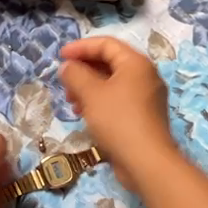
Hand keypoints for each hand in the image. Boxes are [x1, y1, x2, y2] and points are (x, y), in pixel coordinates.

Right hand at [59, 37, 177, 192]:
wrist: (147, 163)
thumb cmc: (118, 120)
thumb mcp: (91, 93)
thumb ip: (75, 74)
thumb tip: (67, 66)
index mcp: (136, 63)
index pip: (106, 44)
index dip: (80, 47)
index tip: (60, 57)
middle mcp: (145, 76)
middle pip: (109, 63)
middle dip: (83, 70)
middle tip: (65, 81)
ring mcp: (146, 97)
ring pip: (112, 83)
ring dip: (88, 88)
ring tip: (71, 101)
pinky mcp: (143, 116)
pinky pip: (118, 99)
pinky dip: (99, 101)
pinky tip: (84, 114)